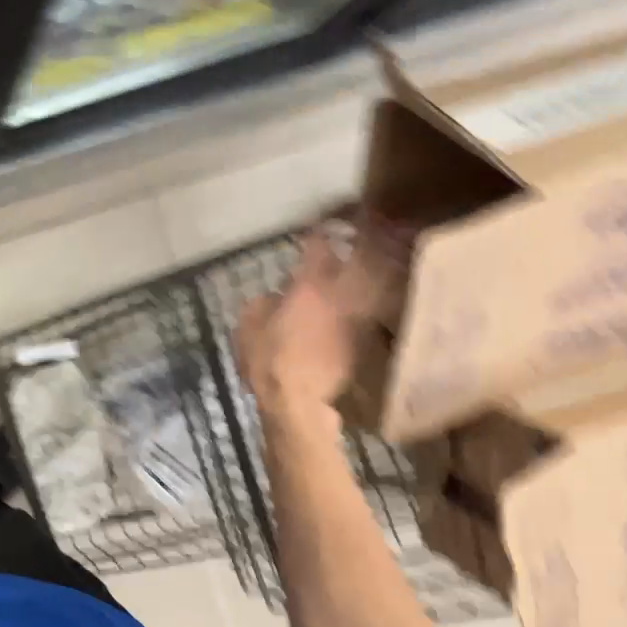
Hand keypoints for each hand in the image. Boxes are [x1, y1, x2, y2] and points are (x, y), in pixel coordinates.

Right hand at [235, 233, 378, 422]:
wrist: (299, 403)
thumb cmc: (267, 362)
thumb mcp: (247, 329)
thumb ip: (261, 305)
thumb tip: (275, 296)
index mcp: (309, 286)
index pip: (317, 247)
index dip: (318, 232)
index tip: (317, 223)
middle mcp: (340, 295)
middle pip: (360, 257)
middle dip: (363, 237)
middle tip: (366, 223)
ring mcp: (356, 317)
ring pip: (372, 281)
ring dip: (376, 265)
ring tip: (378, 252)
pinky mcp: (363, 340)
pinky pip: (370, 308)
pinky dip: (372, 297)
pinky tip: (369, 296)